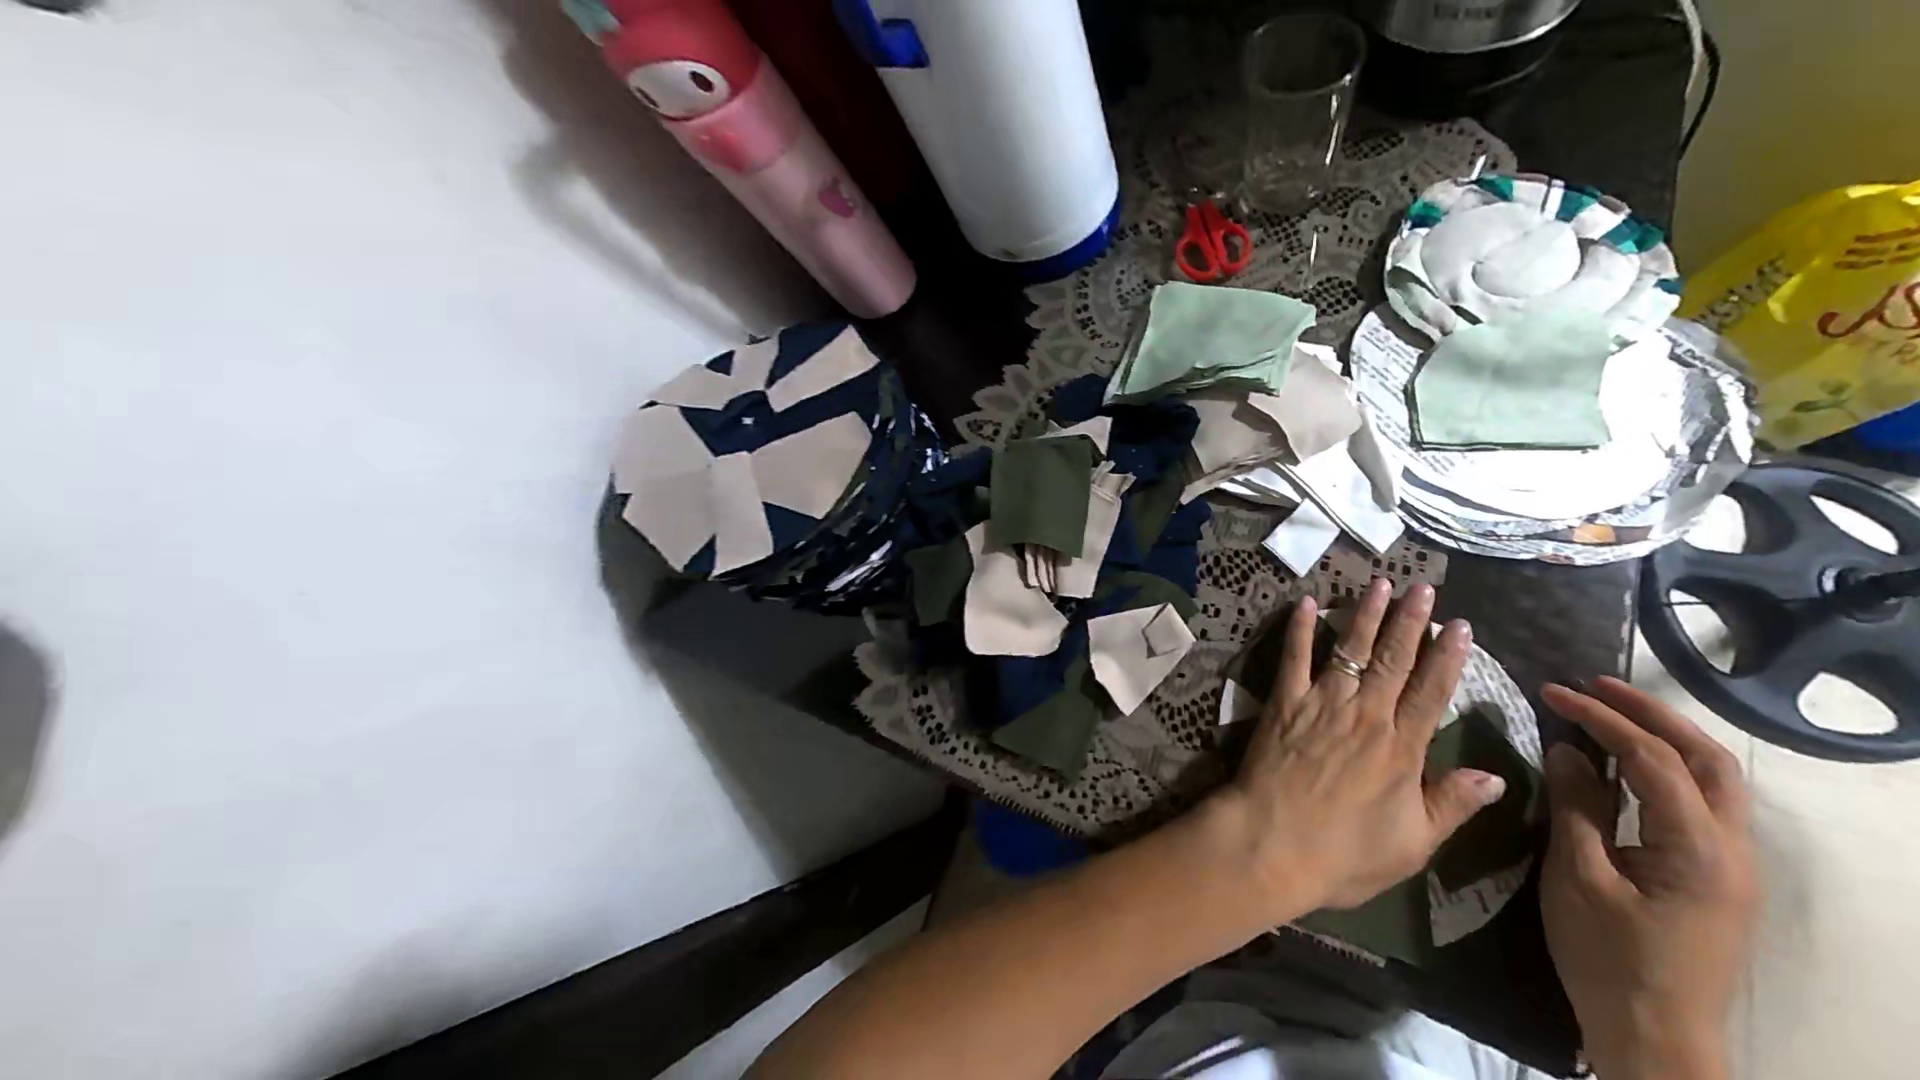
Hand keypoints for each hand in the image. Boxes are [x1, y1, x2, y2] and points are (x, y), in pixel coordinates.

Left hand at [1210, 578, 1503, 918]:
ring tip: (1379, 583)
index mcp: (1402, 749)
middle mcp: (1365, 716)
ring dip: (1364, 615)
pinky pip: (1293, 659)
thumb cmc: (1344, 853)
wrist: (1271, 843)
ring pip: (1350, 650)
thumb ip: (1452, 804)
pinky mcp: (1283, 704)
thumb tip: (1495, 778)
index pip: (1433, 692)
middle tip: (1423, 587)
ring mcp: (1321, 704)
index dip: (1450, 657)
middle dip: (1411, 621)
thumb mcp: (1414, 843)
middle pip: (1394, 660)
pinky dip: (1299, 629)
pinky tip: (1304, 603)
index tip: (1462, 626)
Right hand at [1540, 678, 1757, 1079]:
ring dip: (1664, 737)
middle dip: (1651, 715)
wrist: (1656, 1033)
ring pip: (1714, 780)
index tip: (1552, 691)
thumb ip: (1578, 807)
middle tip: (1593, 685)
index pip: (1654, 760)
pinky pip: (1700, 803)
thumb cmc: (1608, 955)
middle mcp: (1734, 850)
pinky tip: (1624, 763)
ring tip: (1608, 711)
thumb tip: (1568, 749)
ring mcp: (1732, 864)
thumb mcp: (1578, 876)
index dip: (1602, 718)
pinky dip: (1664, 768)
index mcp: (1699, 849)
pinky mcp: (1716, 875)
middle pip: (1708, 760)